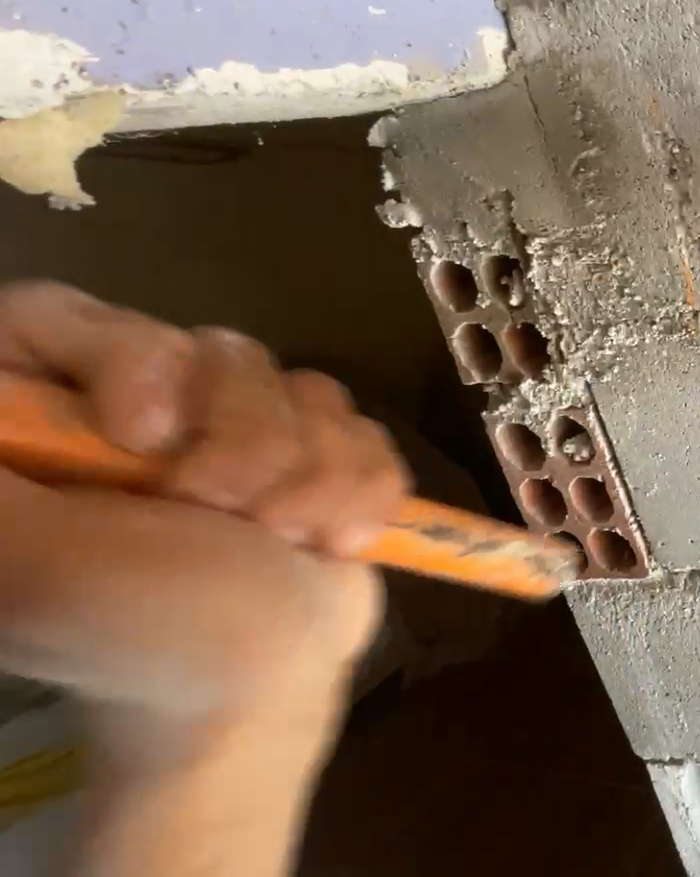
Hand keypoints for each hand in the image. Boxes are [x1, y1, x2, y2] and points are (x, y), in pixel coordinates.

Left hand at [0, 281, 403, 734]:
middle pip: (221, 351)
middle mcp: (145, 416)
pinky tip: (337, 537)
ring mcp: (246, 432)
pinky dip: (365, 487)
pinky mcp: (325, 454)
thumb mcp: (35, 560)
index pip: (60, 316)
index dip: (127, 355)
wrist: (270, 680)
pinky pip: (367, 427)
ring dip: (317, 476)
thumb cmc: (148, 630)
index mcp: (51, 430)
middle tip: (229, 515)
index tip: (149, 438)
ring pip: (311, 390)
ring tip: (292, 537)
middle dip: (250, 443)